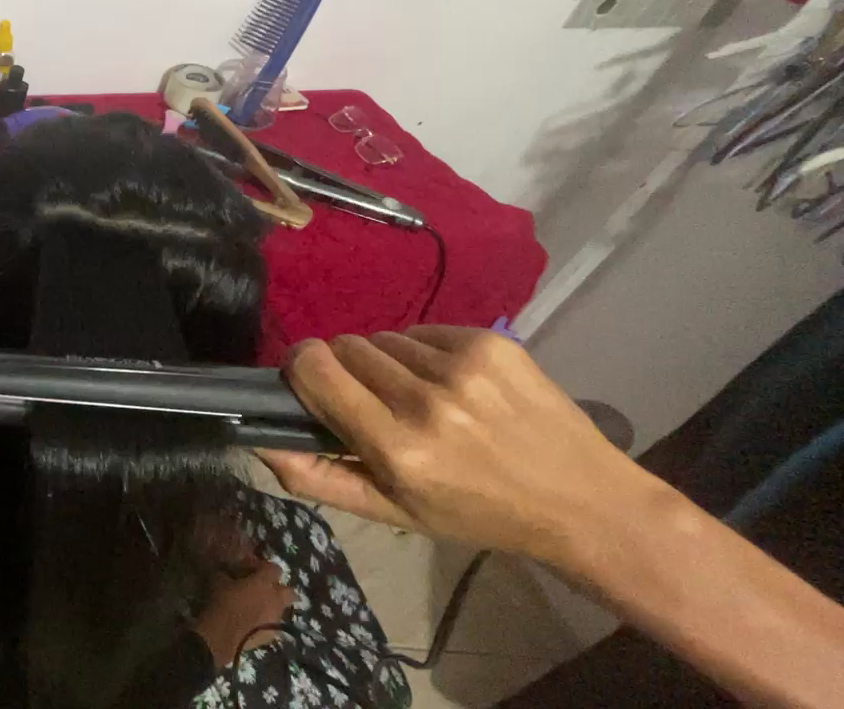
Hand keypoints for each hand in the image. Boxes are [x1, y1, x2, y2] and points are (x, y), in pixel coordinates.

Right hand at [194, 550, 294, 666]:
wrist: (226, 636)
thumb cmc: (223, 602)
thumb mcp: (218, 580)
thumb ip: (227, 573)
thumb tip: (227, 571)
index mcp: (264, 582)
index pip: (274, 568)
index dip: (263, 566)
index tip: (250, 568)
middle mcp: (276, 599)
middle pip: (289, 591)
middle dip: (280, 588)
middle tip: (263, 588)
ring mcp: (277, 618)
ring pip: (282, 608)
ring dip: (273, 605)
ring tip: (257, 606)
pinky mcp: (273, 635)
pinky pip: (274, 624)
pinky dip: (266, 621)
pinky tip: (253, 621)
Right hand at [256, 326, 667, 566]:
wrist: (589, 505)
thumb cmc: (477, 513)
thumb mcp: (391, 511)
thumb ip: (315, 477)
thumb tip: (255, 438)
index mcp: (397, 448)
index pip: (314, 369)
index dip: (302, 367)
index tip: (310, 381)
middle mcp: (426, 402)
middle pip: (344, 347)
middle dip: (347, 369)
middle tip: (375, 401)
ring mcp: (463, 367)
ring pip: (382, 337)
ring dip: (387, 362)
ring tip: (420, 395)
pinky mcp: (491, 343)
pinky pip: (422, 330)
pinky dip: (424, 352)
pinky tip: (452, 383)